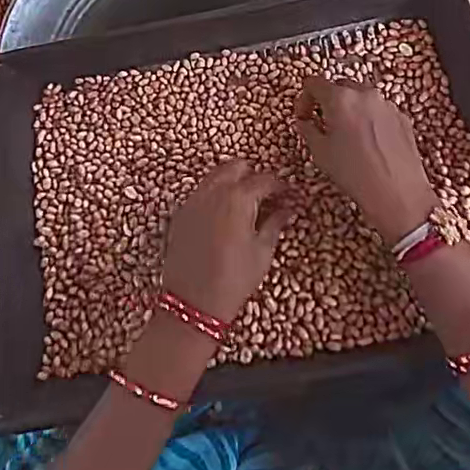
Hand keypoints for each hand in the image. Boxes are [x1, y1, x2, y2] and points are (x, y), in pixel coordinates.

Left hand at [162, 160, 291, 321]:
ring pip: (215, 176)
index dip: (280, 185)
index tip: (288, 194)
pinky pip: (201, 192)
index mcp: (237, 198)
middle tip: (267, 193)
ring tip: (247, 201)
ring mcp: (193, 201)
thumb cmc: (233, 279)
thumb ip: (275, 224)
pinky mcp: (181, 214)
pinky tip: (225, 212)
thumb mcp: (262, 251)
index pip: (264, 179)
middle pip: (236, 167)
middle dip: (253, 174)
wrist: (194, 302)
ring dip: (232, 181)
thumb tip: (288, 210)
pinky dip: (215, 193)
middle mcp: (213, 192)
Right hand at [295, 77, 438, 246]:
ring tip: (347, 137)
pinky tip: (367, 144)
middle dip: (328, 102)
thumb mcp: (320, 152)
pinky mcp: (402, 118)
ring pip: (361, 98)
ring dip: (350, 110)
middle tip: (322, 124)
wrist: (397, 193)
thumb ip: (308, 130)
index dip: (304, 98)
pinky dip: (369, 120)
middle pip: (340, 87)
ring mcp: (386, 104)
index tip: (304, 114)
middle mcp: (365, 94)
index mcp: (340, 98)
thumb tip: (305, 122)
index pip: (314, 83)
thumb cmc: (355, 173)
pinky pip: (379, 111)